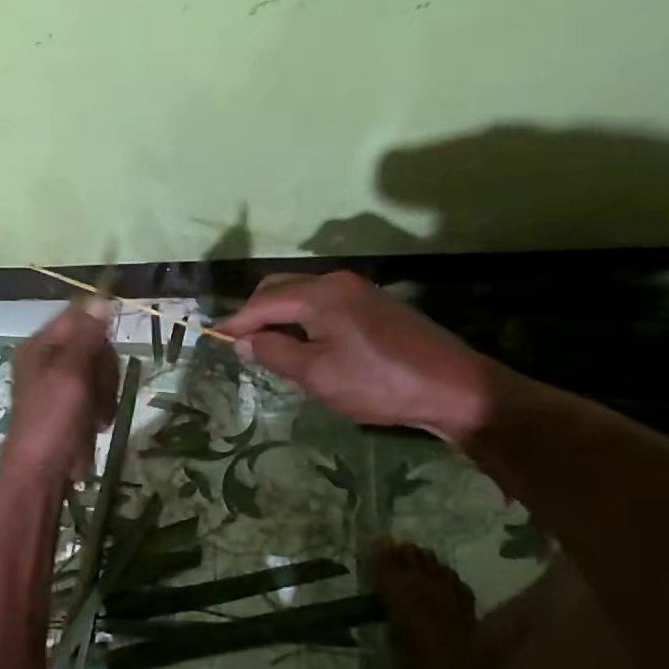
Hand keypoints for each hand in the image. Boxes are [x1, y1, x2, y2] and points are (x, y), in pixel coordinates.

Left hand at [0, 301, 119, 479]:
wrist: (41, 472)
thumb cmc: (52, 420)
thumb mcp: (71, 373)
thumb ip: (86, 335)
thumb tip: (100, 297)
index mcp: (40, 345)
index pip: (79, 317)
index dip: (98, 335)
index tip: (105, 359)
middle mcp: (48, 359)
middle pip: (94, 345)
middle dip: (104, 372)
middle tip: (99, 395)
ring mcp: (59, 384)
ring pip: (100, 372)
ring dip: (105, 395)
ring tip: (97, 418)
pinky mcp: (70, 406)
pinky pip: (97, 394)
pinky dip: (101, 409)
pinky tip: (95, 426)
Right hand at [216, 271, 495, 439]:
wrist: (453, 386)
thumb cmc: (377, 383)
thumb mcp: (317, 374)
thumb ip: (275, 352)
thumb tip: (245, 340)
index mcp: (319, 294)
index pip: (263, 302)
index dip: (237, 321)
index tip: (215, 338)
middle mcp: (336, 281)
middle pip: (281, 288)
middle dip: (256, 313)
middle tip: (242, 343)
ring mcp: (359, 290)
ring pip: (303, 294)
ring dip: (280, 315)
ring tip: (268, 347)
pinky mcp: (375, 304)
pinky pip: (324, 303)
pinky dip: (303, 318)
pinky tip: (304, 343)